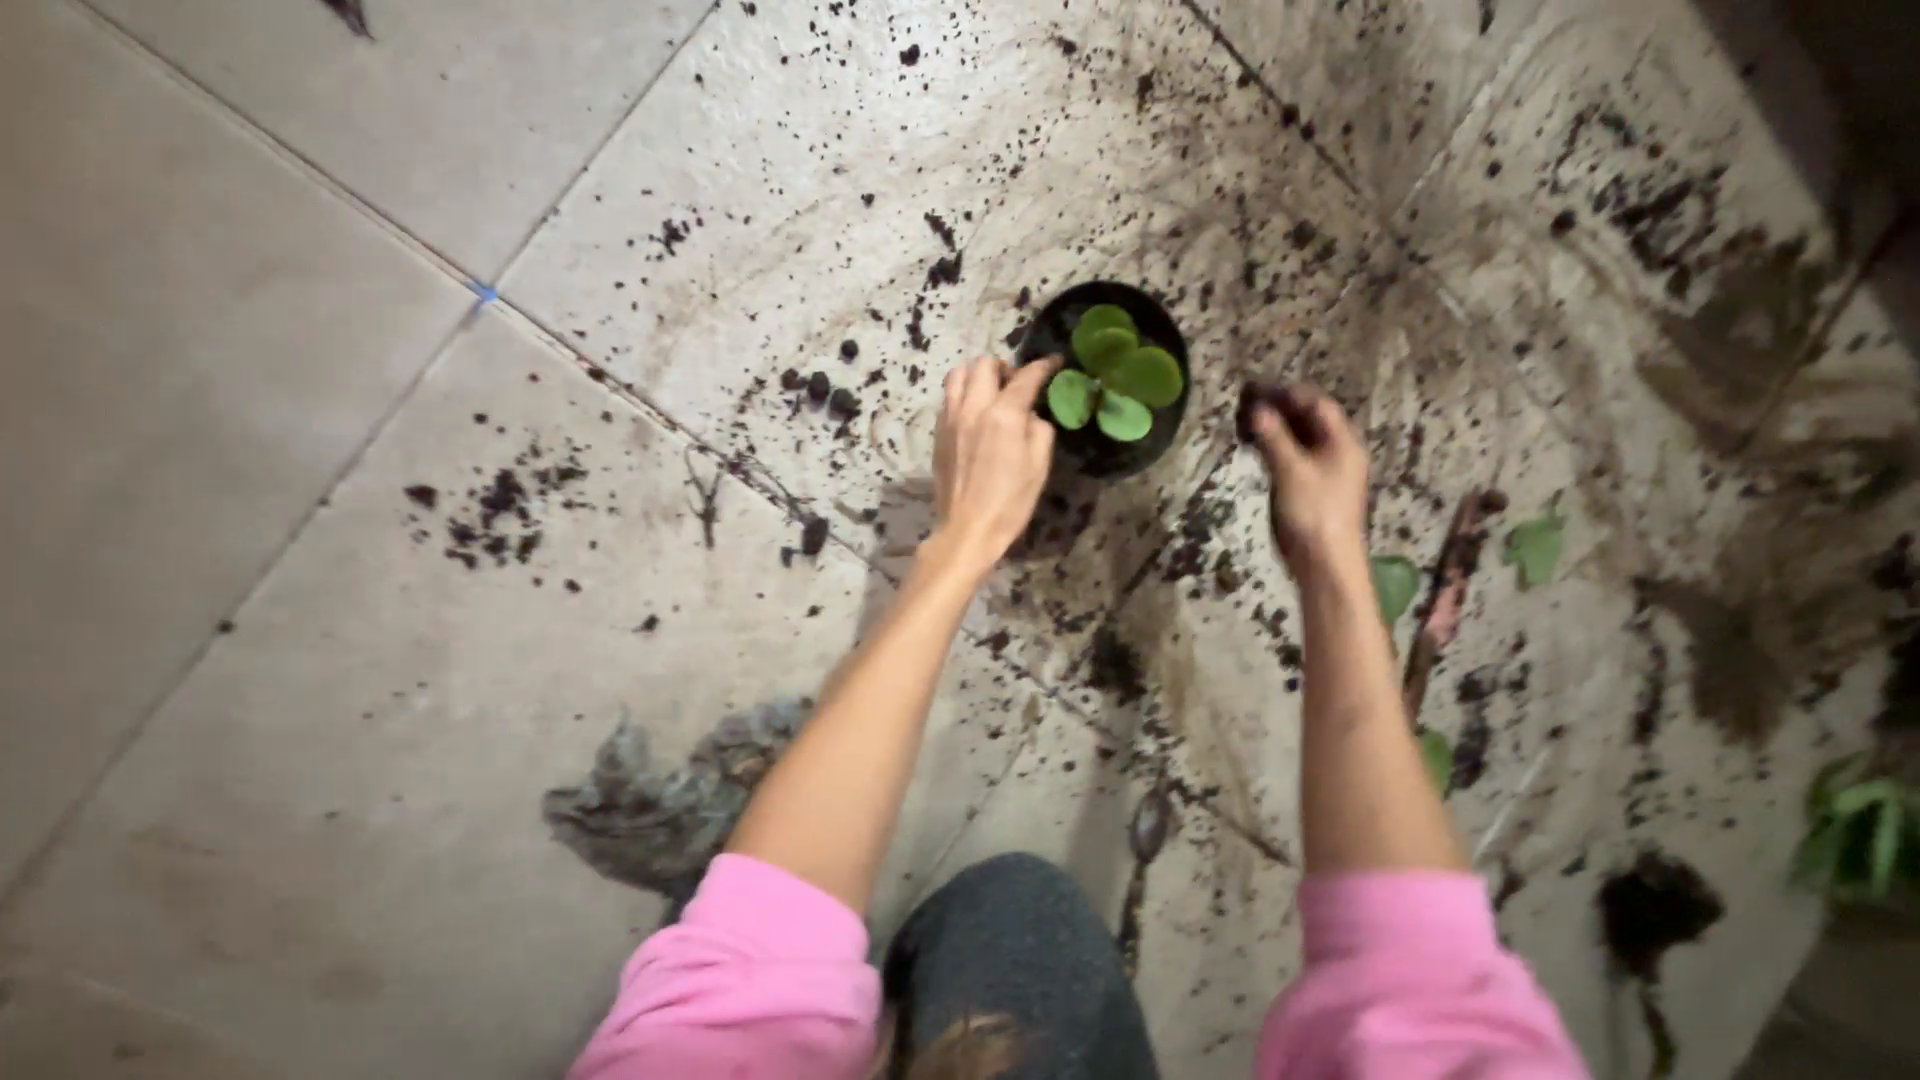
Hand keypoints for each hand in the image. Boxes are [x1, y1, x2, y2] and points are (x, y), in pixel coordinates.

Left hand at [928, 355, 1059, 578]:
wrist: (968, 528)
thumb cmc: (1010, 502)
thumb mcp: (1038, 466)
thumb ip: (1038, 429)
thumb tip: (1030, 415)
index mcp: (1003, 415)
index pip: (1025, 377)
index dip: (1043, 366)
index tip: (1054, 363)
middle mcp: (973, 407)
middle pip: (983, 364)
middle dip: (1004, 366)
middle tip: (1016, 383)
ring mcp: (950, 418)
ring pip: (957, 374)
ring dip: (976, 374)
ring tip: (990, 390)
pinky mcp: (938, 432)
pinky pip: (948, 397)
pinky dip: (962, 393)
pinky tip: (974, 412)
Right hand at [1241, 382, 1367, 575]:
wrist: (1325, 562)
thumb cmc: (1313, 513)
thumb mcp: (1291, 472)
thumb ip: (1274, 438)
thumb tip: (1257, 409)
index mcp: (1343, 443)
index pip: (1318, 405)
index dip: (1289, 394)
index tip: (1258, 390)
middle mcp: (1337, 452)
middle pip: (1310, 420)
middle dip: (1280, 409)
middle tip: (1247, 404)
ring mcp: (1325, 471)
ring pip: (1300, 438)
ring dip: (1275, 428)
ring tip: (1246, 423)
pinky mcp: (1310, 488)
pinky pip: (1293, 456)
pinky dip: (1275, 447)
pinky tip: (1255, 448)